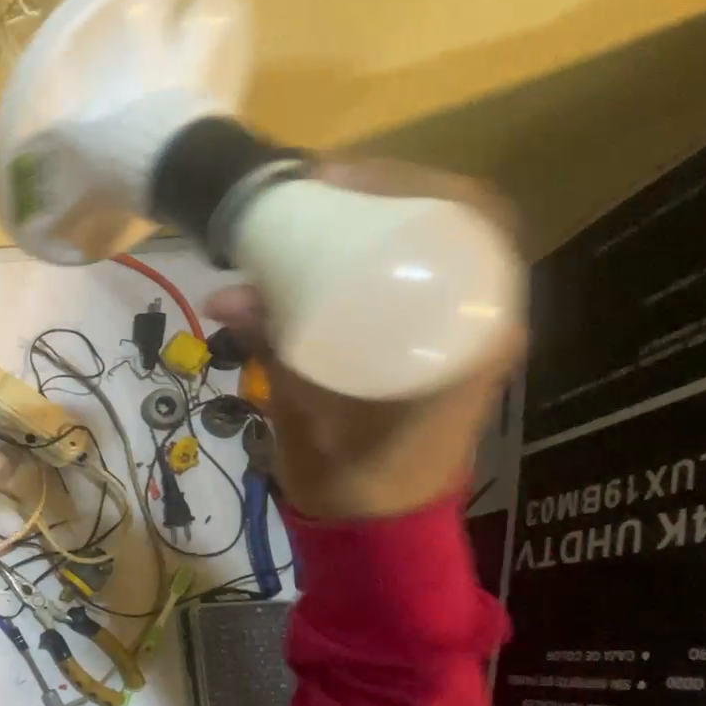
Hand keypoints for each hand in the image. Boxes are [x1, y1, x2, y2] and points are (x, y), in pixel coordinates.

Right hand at [207, 160, 526, 520]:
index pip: (463, 224)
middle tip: (319, 189)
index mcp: (467, 335)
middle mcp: (482, 322)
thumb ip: (272, 348)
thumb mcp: (304, 411)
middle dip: (388, 192)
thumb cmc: (350, 475)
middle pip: (453, 224)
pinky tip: (339, 254)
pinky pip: (423, 280)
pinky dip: (384, 257)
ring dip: (387, 221)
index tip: (335, 180)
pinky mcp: (439, 347)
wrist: (377, 525)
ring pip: (440, 248)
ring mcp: (464, 334)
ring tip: (324, 210)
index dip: (404, 184)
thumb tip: (223, 295)